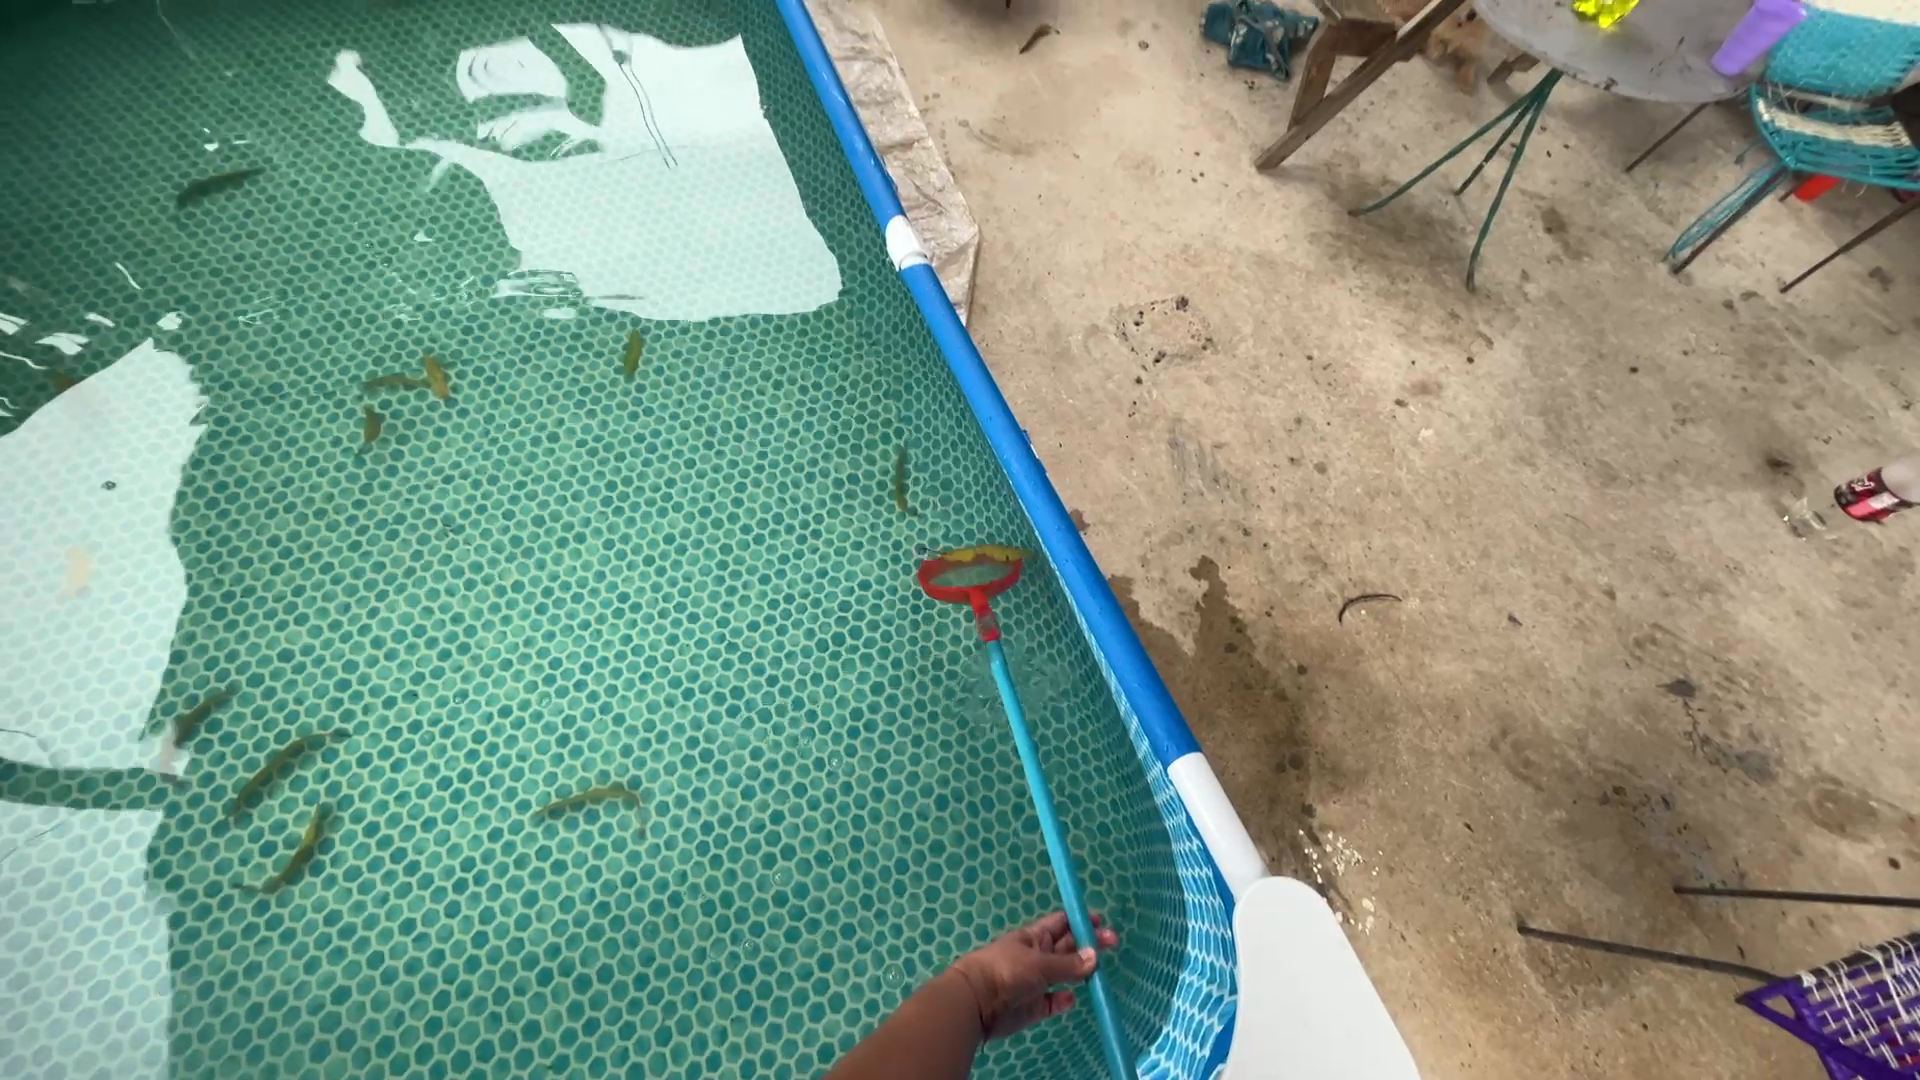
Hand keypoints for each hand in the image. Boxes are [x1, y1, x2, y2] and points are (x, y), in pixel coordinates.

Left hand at [948, 912, 1118, 1040]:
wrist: (977, 1001)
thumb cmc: (1006, 970)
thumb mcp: (1040, 964)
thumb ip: (1068, 964)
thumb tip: (1095, 955)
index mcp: (1035, 937)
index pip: (1062, 923)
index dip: (1080, 920)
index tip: (1100, 920)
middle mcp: (1037, 956)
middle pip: (1067, 947)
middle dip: (1088, 944)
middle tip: (1113, 941)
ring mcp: (1035, 981)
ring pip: (1063, 974)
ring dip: (1080, 971)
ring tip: (1099, 970)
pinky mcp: (1033, 1006)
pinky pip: (1052, 1001)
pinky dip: (1063, 1000)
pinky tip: (1071, 1000)